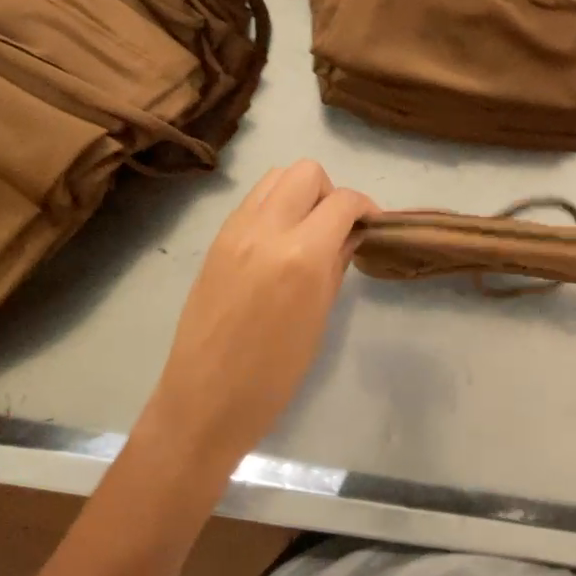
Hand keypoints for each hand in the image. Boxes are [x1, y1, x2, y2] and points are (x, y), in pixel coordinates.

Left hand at [146, 161, 374, 452]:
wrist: (203, 403)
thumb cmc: (274, 374)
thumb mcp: (320, 316)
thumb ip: (337, 264)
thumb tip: (350, 234)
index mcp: (302, 254)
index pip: (343, 201)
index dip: (365, 208)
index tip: (371, 226)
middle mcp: (266, 230)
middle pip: (307, 172)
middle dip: (330, 191)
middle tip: (336, 227)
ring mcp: (235, 232)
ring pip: (276, 176)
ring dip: (299, 192)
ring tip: (307, 229)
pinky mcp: (216, 241)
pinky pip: (253, 201)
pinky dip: (273, 206)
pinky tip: (279, 242)